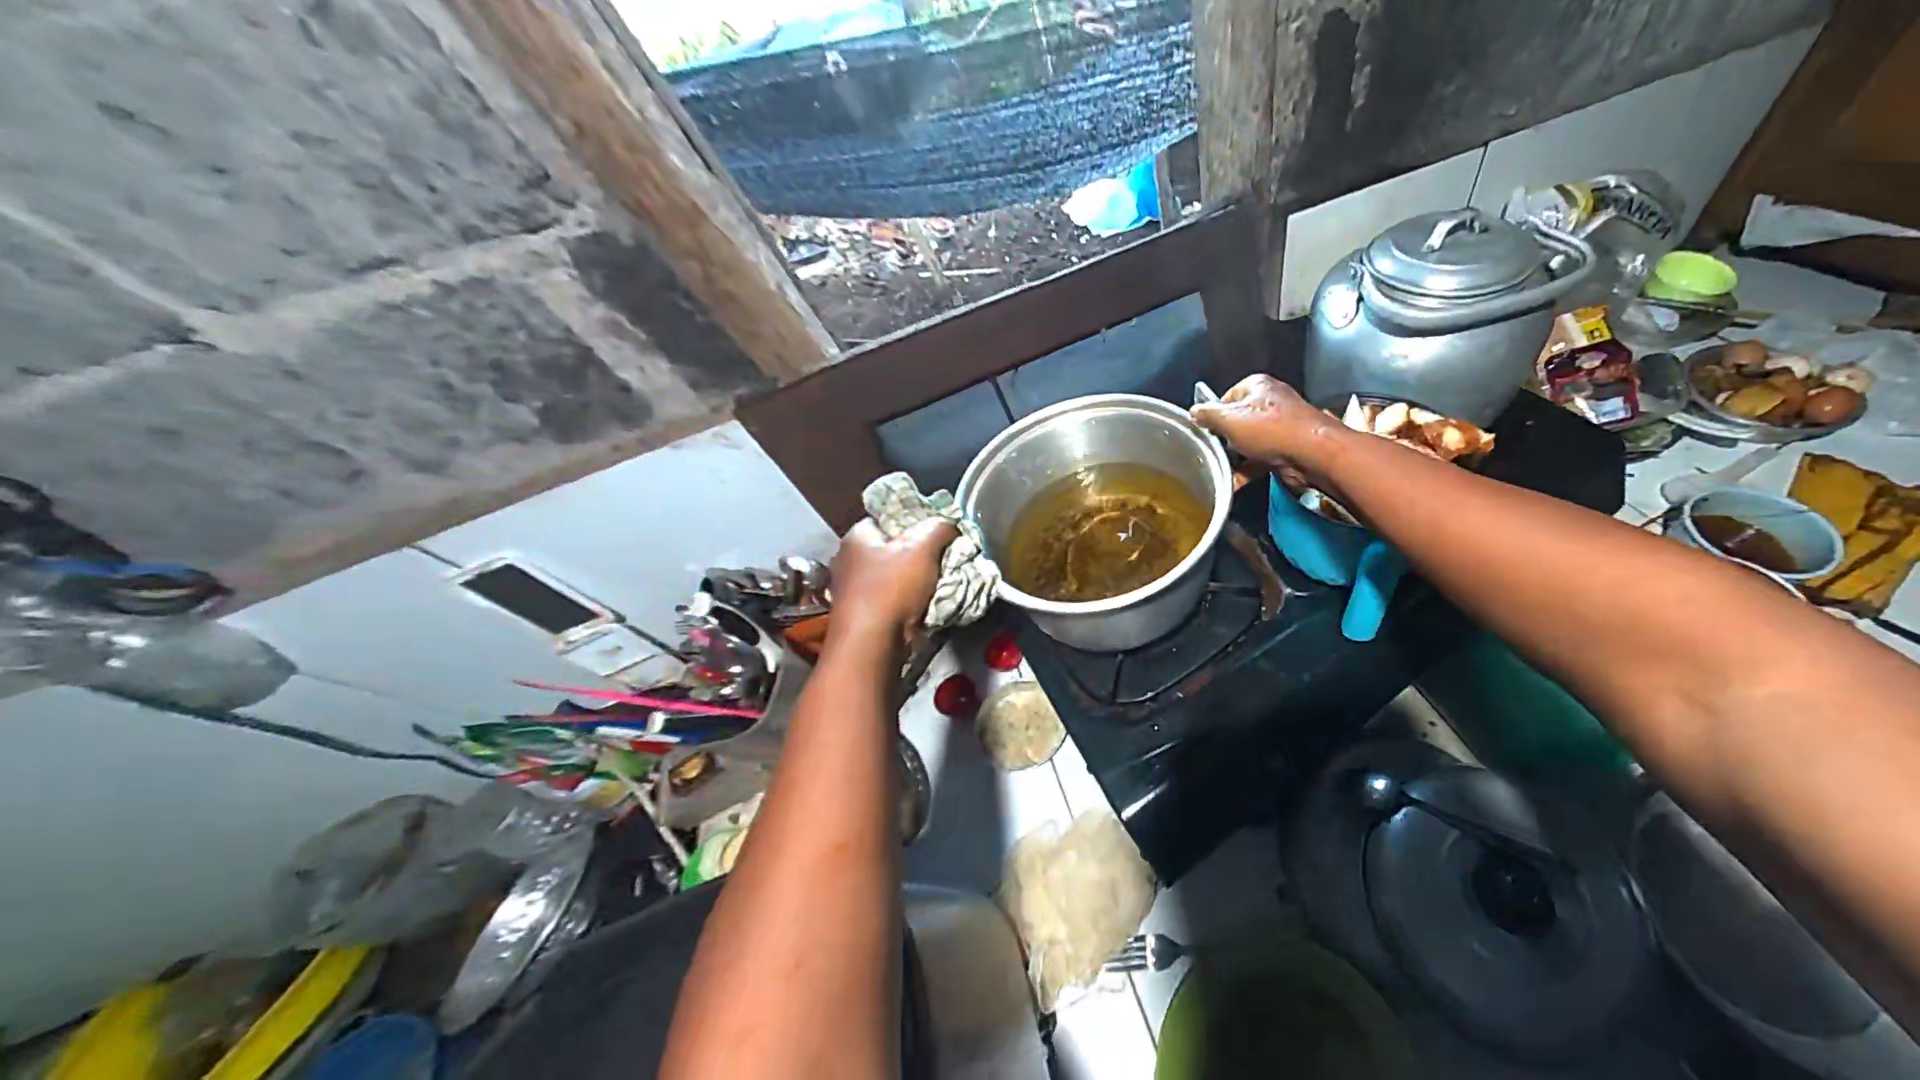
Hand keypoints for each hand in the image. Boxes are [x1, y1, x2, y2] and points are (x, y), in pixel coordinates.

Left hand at [829, 517, 956, 641]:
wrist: (871, 644)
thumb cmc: (891, 588)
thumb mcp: (922, 547)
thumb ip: (938, 528)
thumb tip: (948, 524)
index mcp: (856, 537)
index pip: (887, 519)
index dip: (913, 523)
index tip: (936, 533)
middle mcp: (848, 561)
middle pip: (891, 550)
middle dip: (917, 555)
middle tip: (941, 559)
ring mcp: (851, 591)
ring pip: (892, 578)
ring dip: (914, 582)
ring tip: (938, 584)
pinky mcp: (860, 617)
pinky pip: (890, 602)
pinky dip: (907, 604)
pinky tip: (924, 607)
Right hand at [1190, 374, 1345, 468]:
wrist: (1312, 455)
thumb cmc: (1275, 430)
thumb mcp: (1229, 419)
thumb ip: (1207, 415)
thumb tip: (1194, 413)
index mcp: (1256, 386)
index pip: (1223, 398)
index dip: (1211, 416)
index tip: (1203, 430)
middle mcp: (1268, 404)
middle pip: (1234, 423)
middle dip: (1222, 441)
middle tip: (1213, 451)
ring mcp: (1277, 428)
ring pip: (1245, 444)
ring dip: (1233, 459)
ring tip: (1221, 470)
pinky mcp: (1283, 449)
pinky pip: (1256, 459)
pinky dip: (1245, 470)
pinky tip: (1233, 482)